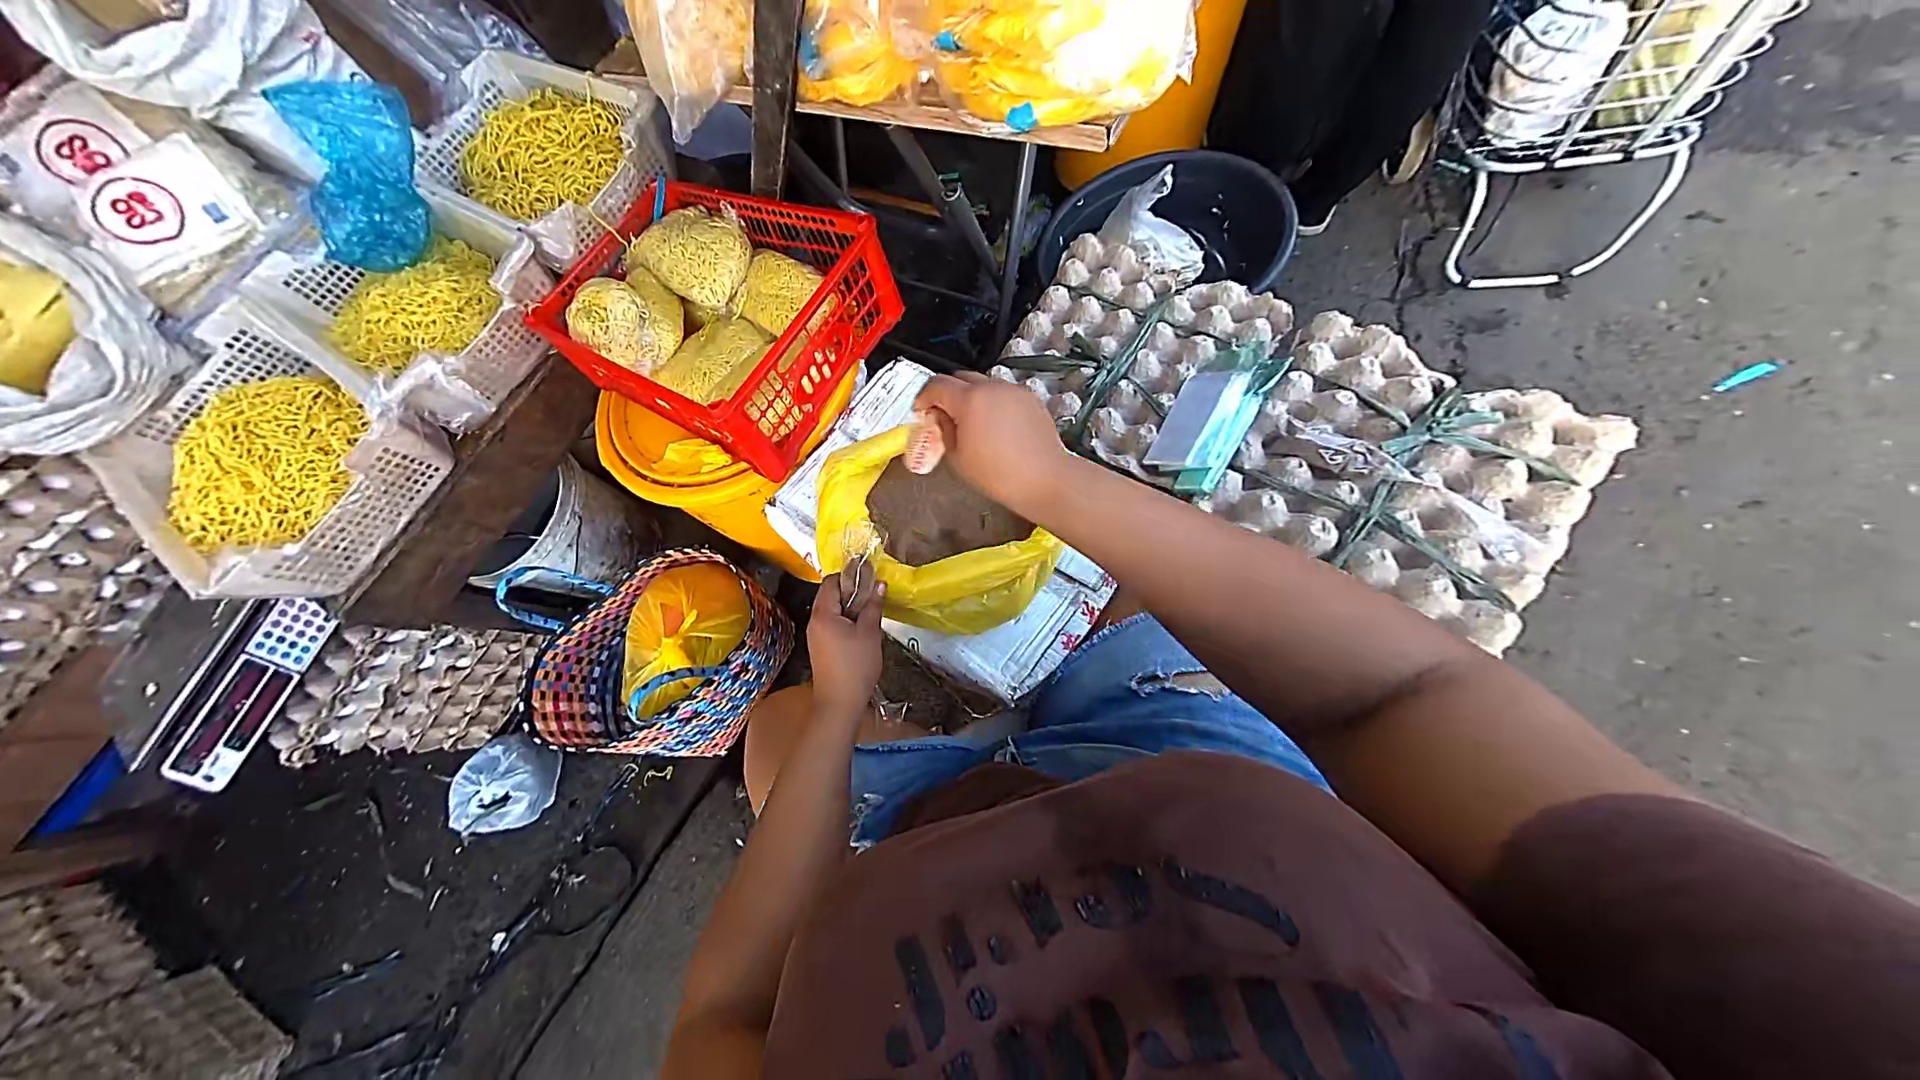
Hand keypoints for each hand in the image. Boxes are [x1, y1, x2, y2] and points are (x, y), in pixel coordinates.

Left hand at [807, 571, 884, 714]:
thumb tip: (879, 584)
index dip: (850, 576)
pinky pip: (832, 624)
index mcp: (823, 613)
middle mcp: (814, 621)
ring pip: (832, 610)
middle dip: (852, 592)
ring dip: (851, 607)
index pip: (832, 581)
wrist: (840, 703)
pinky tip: (862, 629)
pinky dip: (846, 621)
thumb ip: (873, 605)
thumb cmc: (856, 666)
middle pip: (830, 595)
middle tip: (874, 595)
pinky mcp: (820, 647)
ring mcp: (815, 635)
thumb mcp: (870, 632)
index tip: (870, 578)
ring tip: (871, 612)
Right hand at [913, 372, 1073, 517]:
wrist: (1044, 479)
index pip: (937, 385)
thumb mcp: (958, 458)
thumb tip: (940, 417)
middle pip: (960, 377)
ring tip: (970, 423)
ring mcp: (1014, 391)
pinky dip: (992, 403)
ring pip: (984, 384)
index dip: (924, 397)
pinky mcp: (1030, 399)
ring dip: (971, 397)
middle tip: (942, 415)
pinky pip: (1003, 394)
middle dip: (947, 393)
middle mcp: (993, 387)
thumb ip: (944, 430)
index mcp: (970, 400)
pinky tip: (994, 427)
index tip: (921, 410)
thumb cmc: (999, 475)